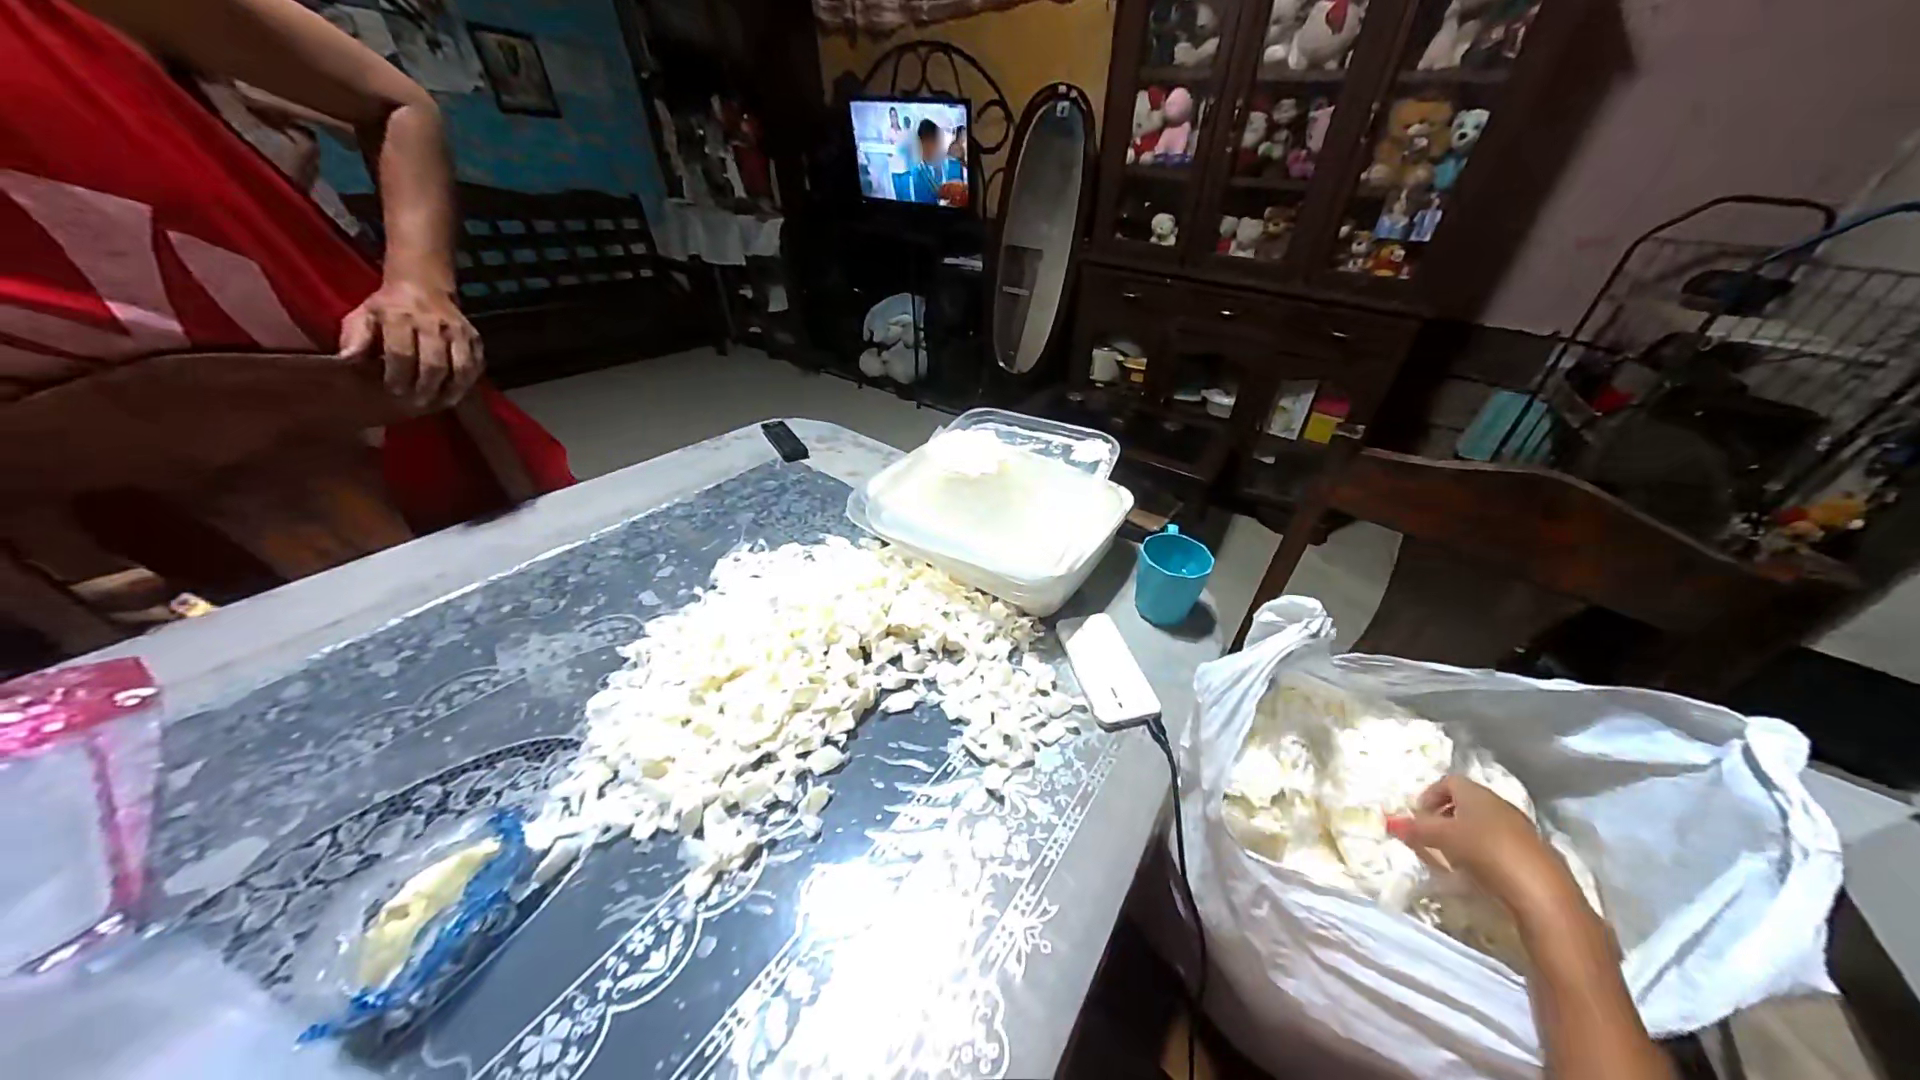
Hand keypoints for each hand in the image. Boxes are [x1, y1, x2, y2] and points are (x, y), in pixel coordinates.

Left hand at [338, 279, 481, 409]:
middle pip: (434, 364)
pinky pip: (476, 366)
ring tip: (441, 403)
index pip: (401, 353)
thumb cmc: (388, 306)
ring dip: (452, 390)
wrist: (424, 285)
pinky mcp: (475, 339)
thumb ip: (355, 338)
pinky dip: (467, 382)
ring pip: (461, 368)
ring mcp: (459, 332)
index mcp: (400, 317)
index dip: (398, 376)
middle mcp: (434, 324)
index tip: (394, 392)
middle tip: (418, 404)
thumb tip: (346, 361)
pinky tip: (456, 393)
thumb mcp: (363, 315)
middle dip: (426, 388)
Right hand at [1386, 775, 1577, 919]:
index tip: (1419, 815)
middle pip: (1467, 802)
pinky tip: (1479, 870)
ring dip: (1465, 834)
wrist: (1541, 892)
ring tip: (1452, 855)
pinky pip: (1500, 843)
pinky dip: (1485, 851)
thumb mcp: (1440, 837)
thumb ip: (1414, 829)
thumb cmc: (1483, 851)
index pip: (1448, 782)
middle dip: (1445, 815)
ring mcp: (1521, 829)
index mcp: (1477, 794)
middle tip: (1432, 834)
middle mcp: (1500, 805)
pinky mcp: (1534, 853)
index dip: (1430, 795)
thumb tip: (1389, 822)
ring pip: (1484, 823)